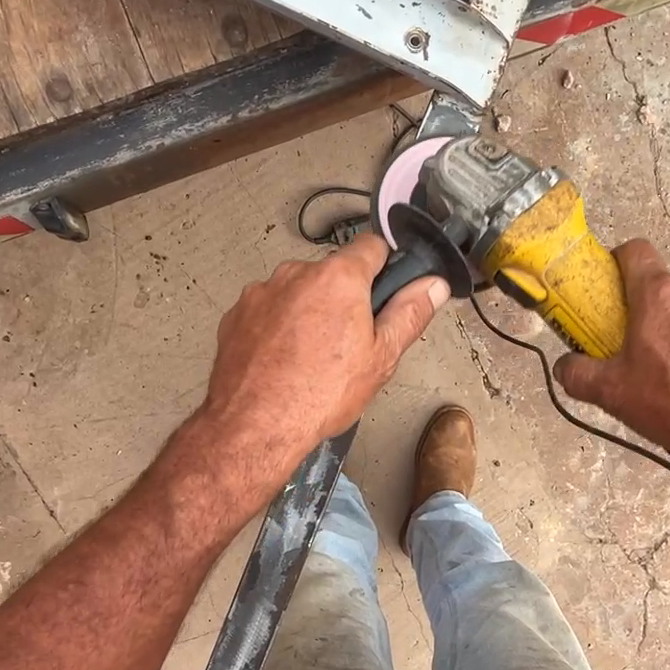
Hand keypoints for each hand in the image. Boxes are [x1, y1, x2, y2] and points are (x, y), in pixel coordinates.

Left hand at [201, 234, 447, 466]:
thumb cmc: (316, 395)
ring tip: (314, 359)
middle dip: (344, 299)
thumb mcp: (381, 358)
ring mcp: (262, 292)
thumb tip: (432, 287)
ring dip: (309, 313)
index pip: (372, 245)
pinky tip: (285, 362)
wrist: (254, 424)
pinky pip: (269, 311)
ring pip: (299, 292)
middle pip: (333, 273)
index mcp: (339, 278)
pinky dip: (278, 329)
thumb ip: (409, 314)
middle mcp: (297, 274)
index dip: (385, 266)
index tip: (387, 288)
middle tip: (351, 342)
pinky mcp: (237, 314)